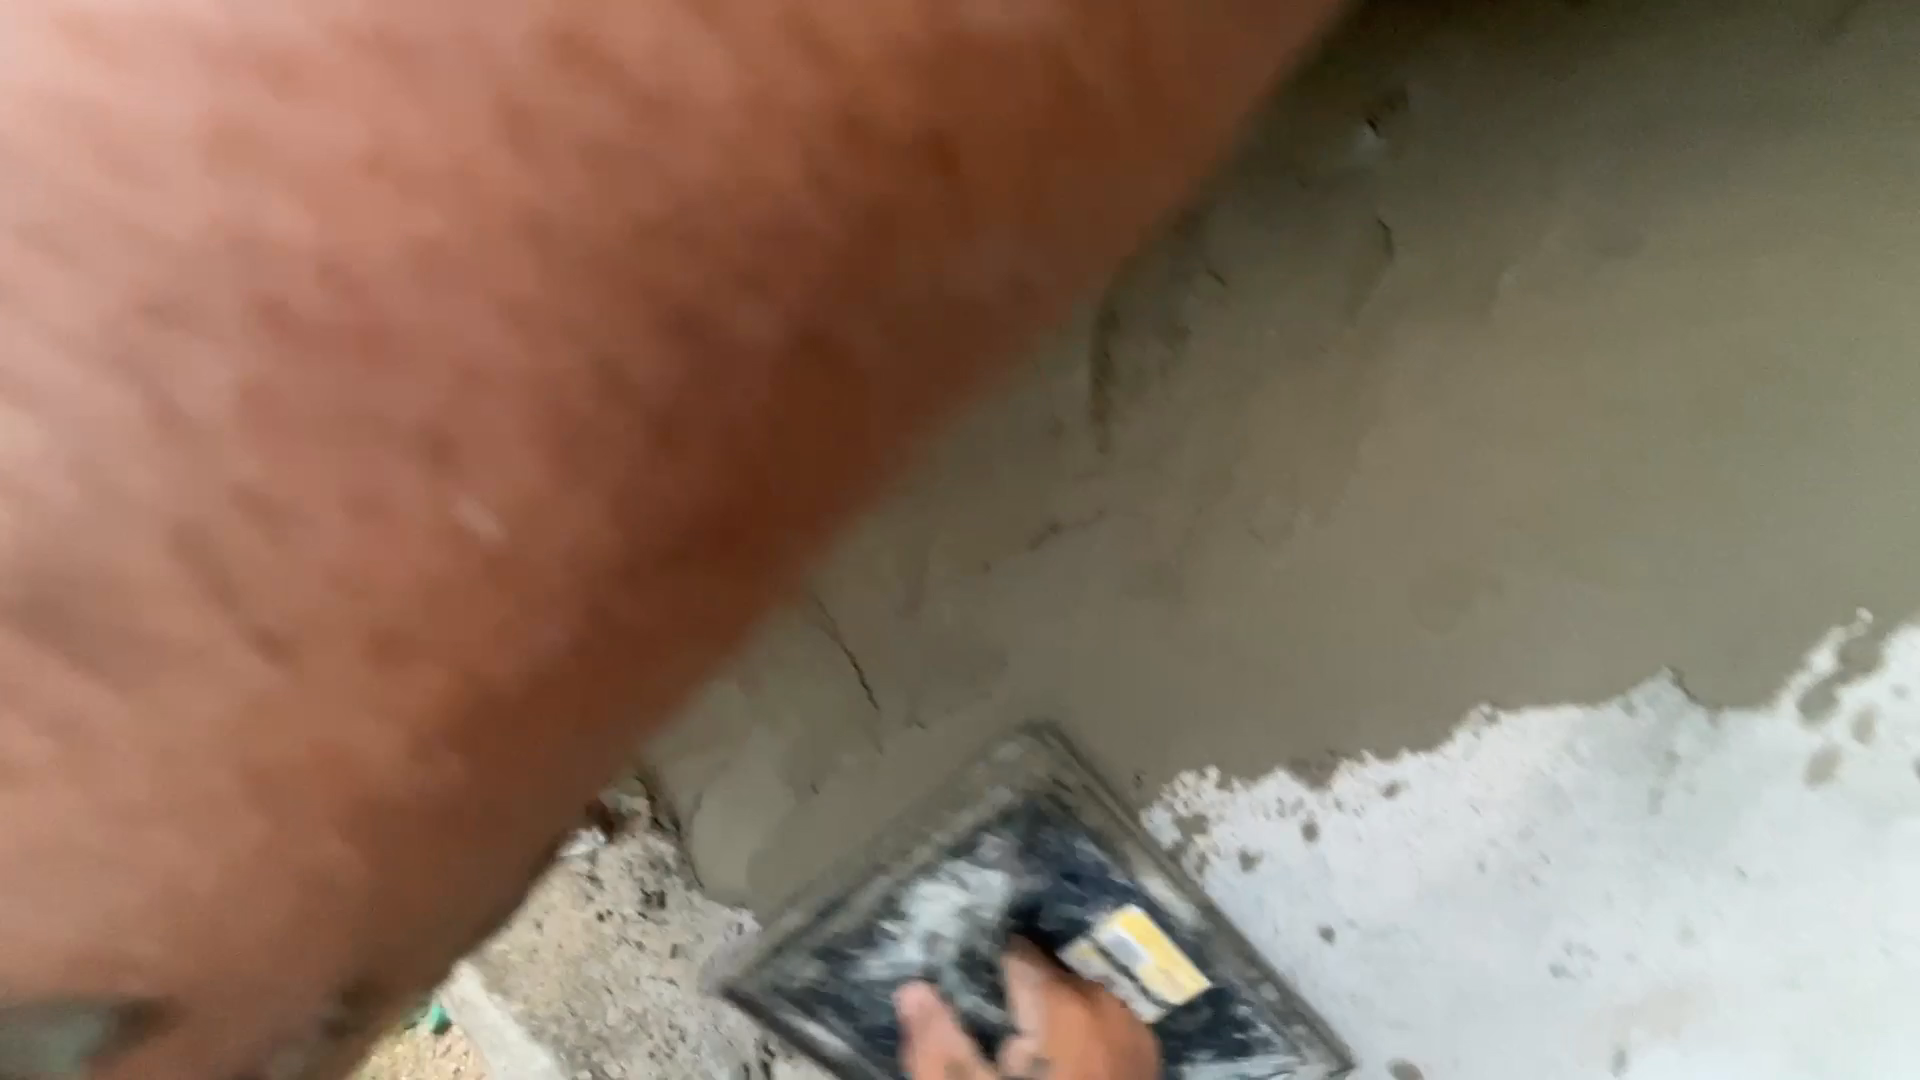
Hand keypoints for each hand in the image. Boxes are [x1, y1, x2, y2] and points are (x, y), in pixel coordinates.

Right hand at [894, 938, 1160, 1079]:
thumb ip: (939, 1046)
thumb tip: (912, 989)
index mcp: (1064, 1002)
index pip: (1014, 951)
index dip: (983, 965)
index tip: (961, 983)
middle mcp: (1104, 1000)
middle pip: (1045, 972)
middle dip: (1014, 992)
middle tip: (989, 1025)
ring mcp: (1132, 1026)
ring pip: (1074, 993)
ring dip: (1046, 1010)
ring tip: (1020, 1046)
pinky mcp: (1144, 1054)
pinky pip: (1100, 1018)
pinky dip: (1077, 1028)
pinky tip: (1054, 1058)